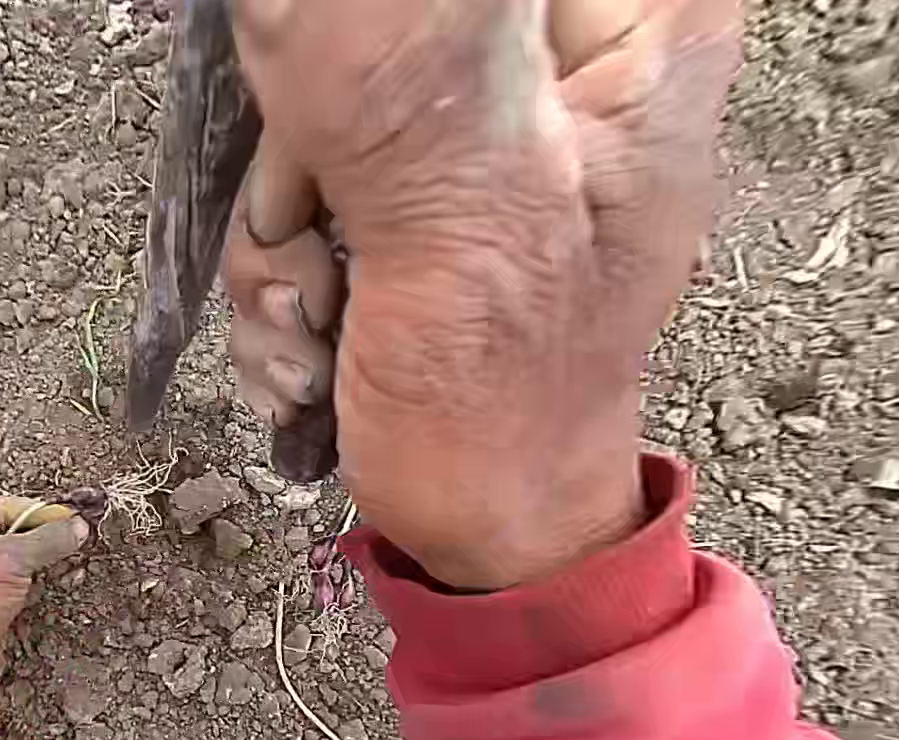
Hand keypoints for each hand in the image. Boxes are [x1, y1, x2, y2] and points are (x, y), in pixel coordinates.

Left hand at [0, 497, 86, 700]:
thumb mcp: (12, 560)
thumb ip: (48, 538)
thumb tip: (80, 526)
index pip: (7, 506)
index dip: (41, 513)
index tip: (72, 521)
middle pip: (14, 531)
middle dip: (45, 538)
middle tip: (74, 542)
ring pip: (18, 557)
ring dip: (44, 561)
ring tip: (68, 566)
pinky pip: (16, 580)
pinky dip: (36, 581)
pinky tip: (53, 585)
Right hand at [224, 0, 740, 588]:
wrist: (488, 532)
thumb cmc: (505, 419)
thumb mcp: (465, 244)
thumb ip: (390, 83)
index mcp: (619, 49)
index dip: (365, 48)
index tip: (334, 160)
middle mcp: (535, 88)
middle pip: (350, 48)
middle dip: (300, 184)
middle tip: (327, 283)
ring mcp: (451, 168)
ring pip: (297, 146)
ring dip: (279, 265)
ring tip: (320, 346)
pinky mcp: (393, 231)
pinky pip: (289, 222)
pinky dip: (279, 301)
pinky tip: (311, 367)